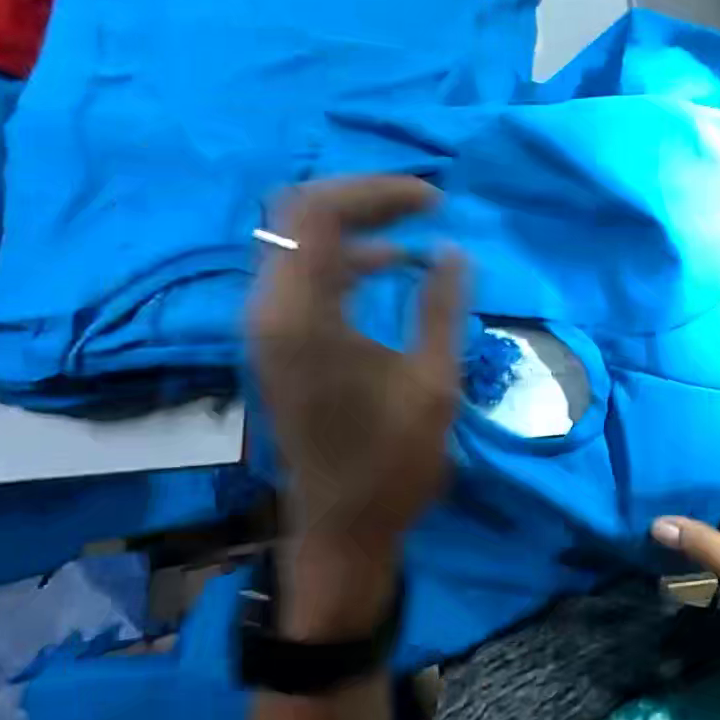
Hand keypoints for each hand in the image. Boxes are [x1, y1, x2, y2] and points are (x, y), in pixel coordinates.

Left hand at [247, 176, 465, 636]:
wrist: (343, 527)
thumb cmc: (393, 462)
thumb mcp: (433, 383)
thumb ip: (441, 307)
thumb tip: (453, 250)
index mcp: (303, 316)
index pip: (320, 211)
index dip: (379, 191)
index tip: (438, 199)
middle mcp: (269, 310)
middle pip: (299, 213)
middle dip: (364, 198)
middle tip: (424, 202)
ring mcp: (267, 327)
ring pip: (296, 240)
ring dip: (354, 223)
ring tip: (413, 222)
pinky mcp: (278, 343)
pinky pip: (302, 272)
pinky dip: (344, 255)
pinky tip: (389, 264)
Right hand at [651, 464, 719, 657]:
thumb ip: (703, 544)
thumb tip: (654, 523)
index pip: (712, 475)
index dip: (677, 492)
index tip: (639, 502)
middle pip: (717, 493)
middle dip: (686, 513)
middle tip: (639, 525)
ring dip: (700, 531)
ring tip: (652, 539)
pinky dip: (719, 542)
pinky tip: (686, 552)